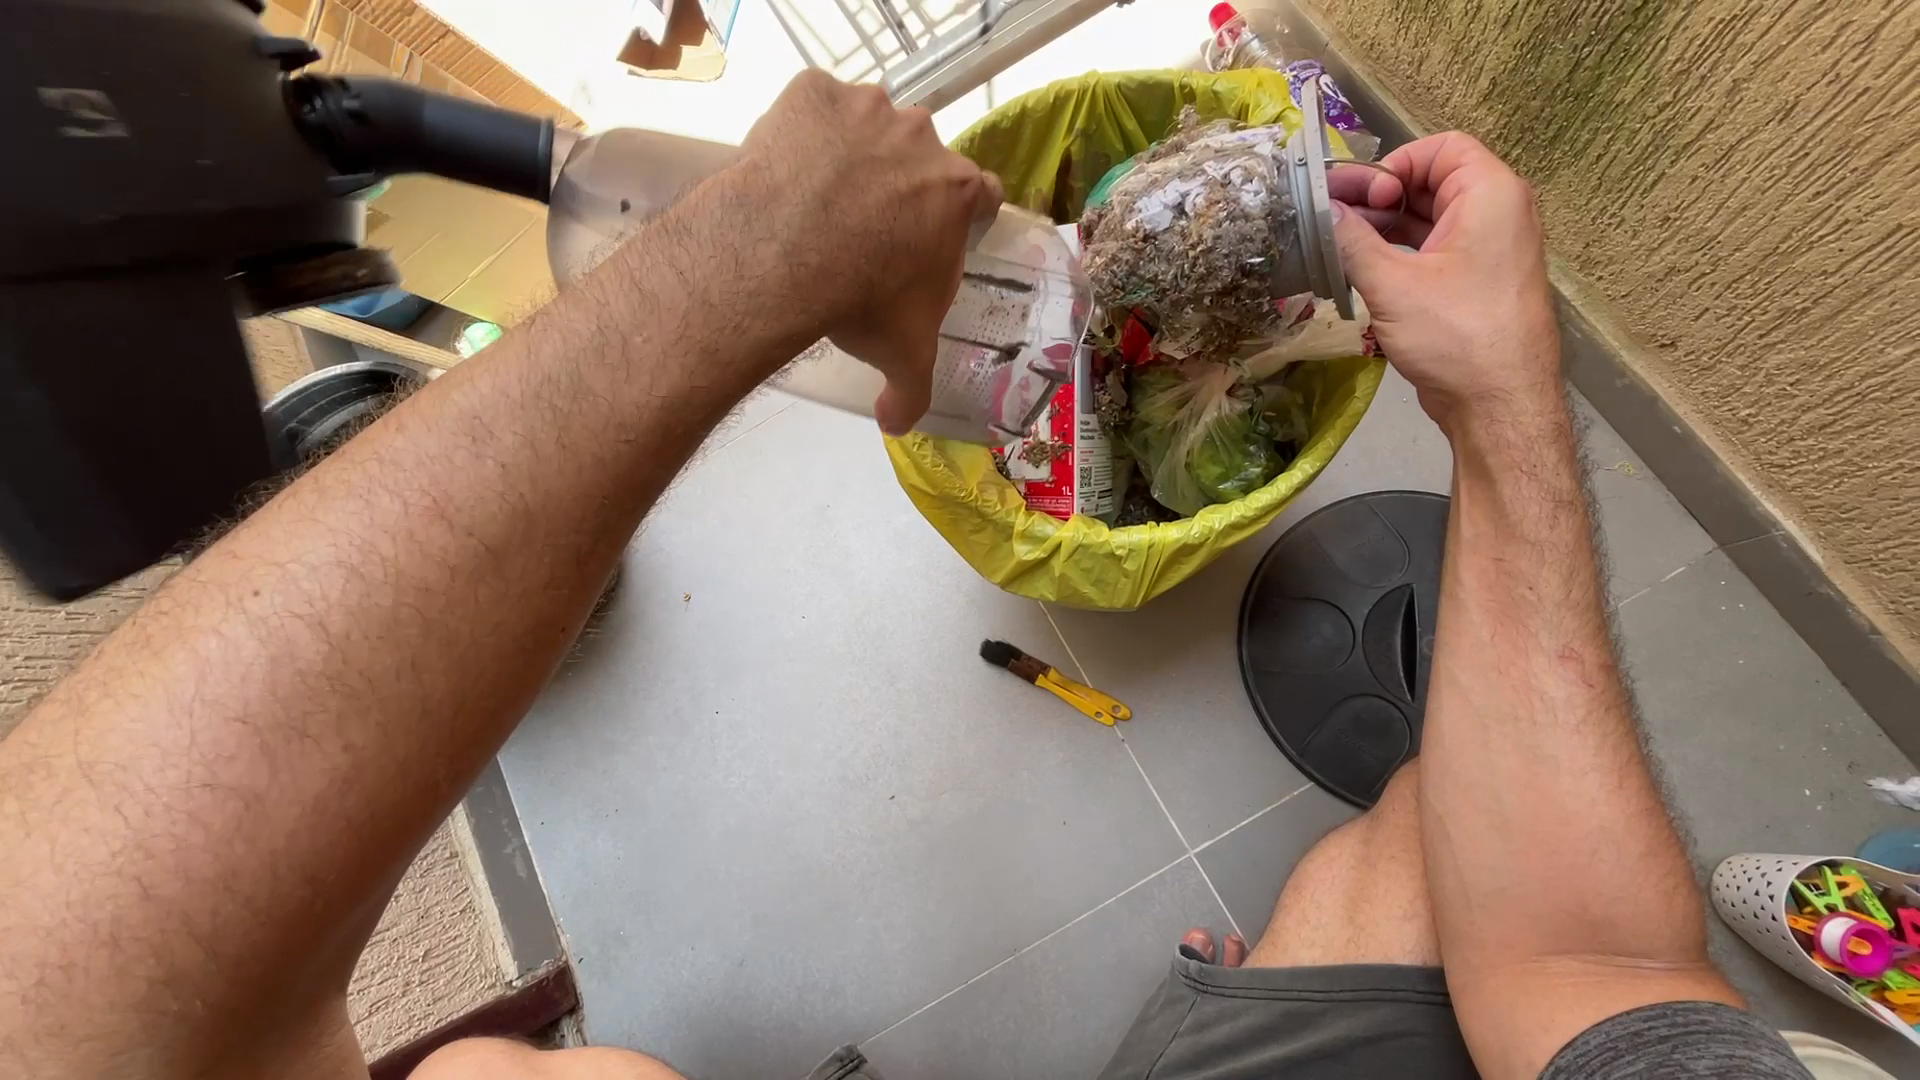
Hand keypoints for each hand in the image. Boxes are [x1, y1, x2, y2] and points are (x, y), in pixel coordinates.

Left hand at [736, 71, 1002, 434]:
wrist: (788, 256)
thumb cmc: (864, 301)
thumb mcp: (901, 354)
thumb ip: (911, 393)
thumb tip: (897, 429)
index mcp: (957, 193)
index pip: (983, 193)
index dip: (962, 213)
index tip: (934, 233)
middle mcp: (922, 137)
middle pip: (921, 158)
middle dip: (900, 187)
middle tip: (865, 229)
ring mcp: (866, 108)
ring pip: (867, 127)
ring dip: (851, 156)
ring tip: (817, 203)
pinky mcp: (811, 93)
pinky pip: (813, 107)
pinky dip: (803, 134)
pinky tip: (785, 173)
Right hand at [1326, 133, 1559, 427]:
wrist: (1497, 400)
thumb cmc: (1454, 333)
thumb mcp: (1392, 284)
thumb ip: (1352, 242)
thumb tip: (1321, 212)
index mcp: (1489, 194)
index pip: (1440, 148)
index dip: (1392, 165)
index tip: (1357, 201)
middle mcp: (1494, 213)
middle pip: (1430, 183)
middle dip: (1378, 199)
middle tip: (1331, 222)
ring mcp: (1483, 250)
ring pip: (1426, 221)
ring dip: (1381, 230)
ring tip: (1337, 249)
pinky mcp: (1470, 283)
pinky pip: (1429, 252)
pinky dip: (1395, 255)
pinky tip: (1360, 272)